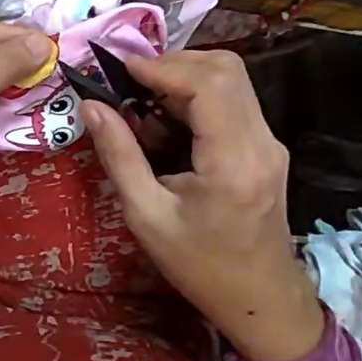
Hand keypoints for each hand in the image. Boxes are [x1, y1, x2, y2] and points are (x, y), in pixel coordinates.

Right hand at [83, 50, 324, 360]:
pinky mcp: (266, 146)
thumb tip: (92, 106)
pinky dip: (197, 92)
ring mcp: (269, 142)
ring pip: (233, 79)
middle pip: (226, 70)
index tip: (119, 69)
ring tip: (142, 93)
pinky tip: (166, 113)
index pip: (207, 85)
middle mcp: (261, 141)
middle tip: (129, 79)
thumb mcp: (146, 215)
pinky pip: (234, 99)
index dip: (162, 67)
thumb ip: (119, 155)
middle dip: (173, 62)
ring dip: (185, 74)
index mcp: (233, 160)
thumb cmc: (199, 264)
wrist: (260, 298)